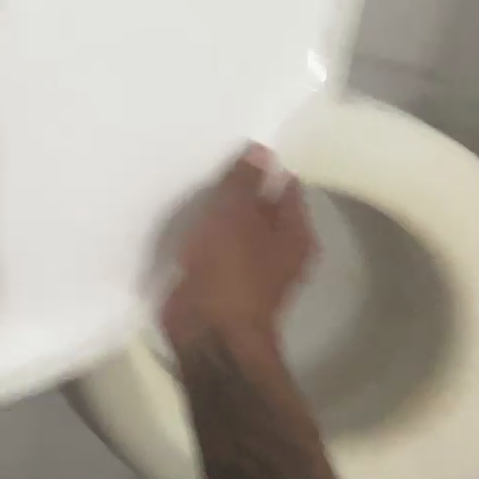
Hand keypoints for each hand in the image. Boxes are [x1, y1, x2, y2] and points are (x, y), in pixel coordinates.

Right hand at [160, 144, 314, 351]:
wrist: (208, 330)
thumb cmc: (228, 268)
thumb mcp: (235, 215)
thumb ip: (244, 182)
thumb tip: (262, 150)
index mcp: (295, 233)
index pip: (285, 186)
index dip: (262, 166)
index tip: (231, 148)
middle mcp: (279, 249)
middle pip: (259, 206)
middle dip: (236, 188)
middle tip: (204, 163)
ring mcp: (251, 267)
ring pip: (235, 225)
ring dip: (217, 210)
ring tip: (190, 186)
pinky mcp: (222, 279)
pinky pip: (214, 244)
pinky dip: (203, 232)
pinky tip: (183, 220)